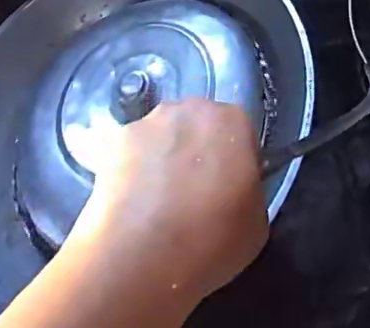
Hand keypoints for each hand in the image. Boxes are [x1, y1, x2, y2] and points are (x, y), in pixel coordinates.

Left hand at [59, 99, 267, 313]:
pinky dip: (125, 168)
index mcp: (234, 121)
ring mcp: (150, 121)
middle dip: (196, 151)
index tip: (226, 190)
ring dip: (160, 156)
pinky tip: (125, 200)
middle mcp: (193, 109)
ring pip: (161, 134)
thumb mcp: (255, 223)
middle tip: (190, 194)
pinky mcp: (114, 140)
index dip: (234, 162)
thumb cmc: (210, 242)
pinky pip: (124, 150)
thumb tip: (236, 188)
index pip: (240, 133)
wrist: (139, 260)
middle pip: (198, 125)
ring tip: (152, 201)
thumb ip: (250, 190)